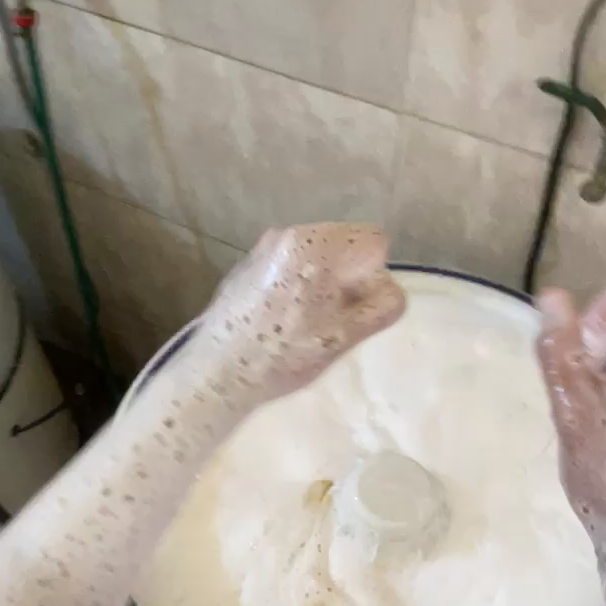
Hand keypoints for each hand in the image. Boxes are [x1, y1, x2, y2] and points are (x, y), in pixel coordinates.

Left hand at [194, 223, 405, 401]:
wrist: (217, 371)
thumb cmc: (284, 355)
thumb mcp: (345, 336)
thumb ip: (381, 306)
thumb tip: (387, 289)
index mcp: (317, 244)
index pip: (373, 240)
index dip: (373, 275)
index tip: (354, 306)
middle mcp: (289, 233)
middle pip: (344, 244)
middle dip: (347, 276)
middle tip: (332, 318)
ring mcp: (265, 247)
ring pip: (318, 255)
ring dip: (323, 281)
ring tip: (305, 322)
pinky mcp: (248, 264)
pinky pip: (291, 265)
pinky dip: (297, 284)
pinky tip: (281, 319)